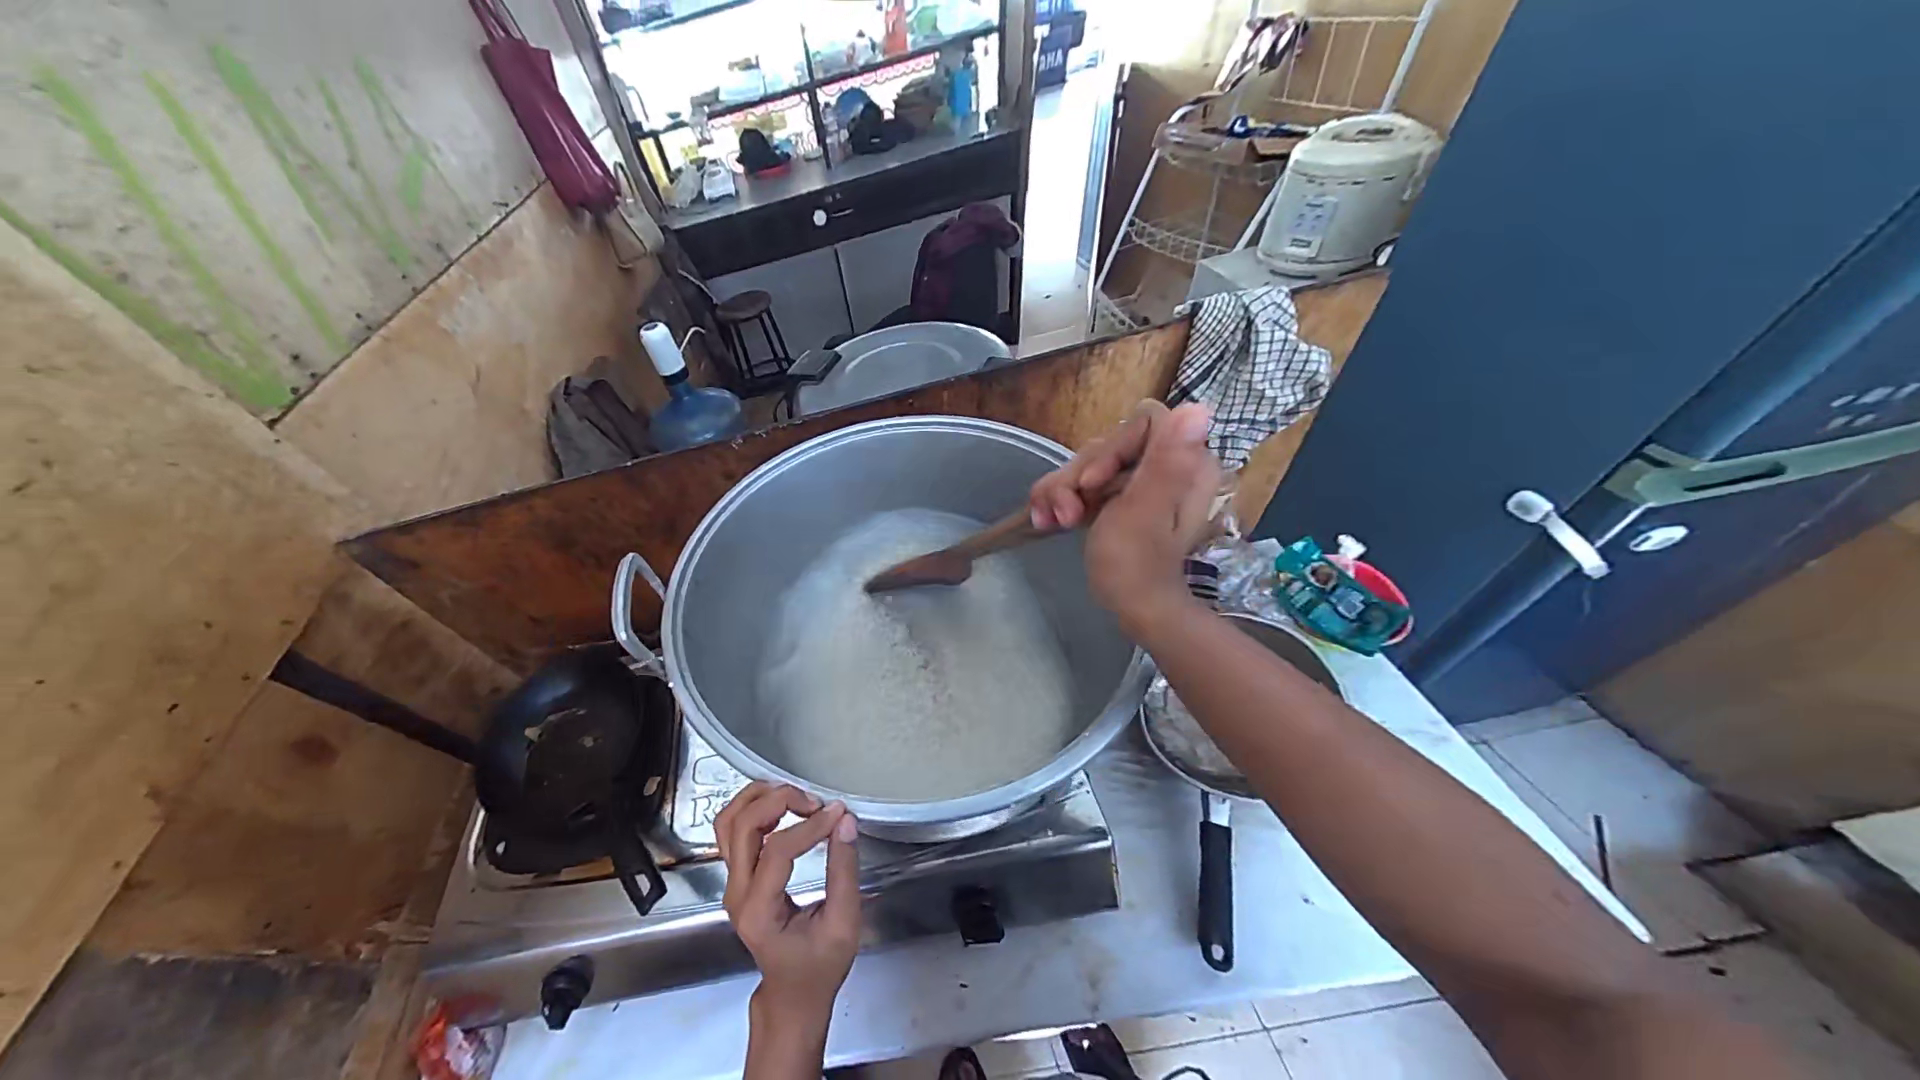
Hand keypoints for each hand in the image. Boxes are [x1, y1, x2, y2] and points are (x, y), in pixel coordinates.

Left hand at [717, 783, 861, 1029]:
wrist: (791, 991)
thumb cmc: (819, 965)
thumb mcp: (844, 924)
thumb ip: (845, 872)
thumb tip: (845, 821)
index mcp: (760, 913)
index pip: (776, 851)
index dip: (809, 826)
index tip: (838, 815)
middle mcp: (737, 894)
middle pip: (742, 827)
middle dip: (780, 802)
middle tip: (816, 804)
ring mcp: (732, 883)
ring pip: (728, 821)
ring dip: (761, 798)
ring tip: (796, 796)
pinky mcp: (737, 875)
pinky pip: (732, 829)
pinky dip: (754, 806)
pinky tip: (782, 805)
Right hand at [1029, 400, 1220, 636]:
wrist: (1134, 610)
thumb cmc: (1136, 566)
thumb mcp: (1143, 510)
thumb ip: (1165, 460)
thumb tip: (1200, 409)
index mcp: (1185, 464)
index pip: (1144, 422)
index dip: (1112, 449)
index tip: (1094, 485)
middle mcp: (1168, 466)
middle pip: (1111, 443)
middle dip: (1079, 477)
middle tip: (1066, 514)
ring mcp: (1142, 483)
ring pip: (1091, 463)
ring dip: (1063, 490)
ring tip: (1054, 522)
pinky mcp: (1121, 498)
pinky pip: (1085, 482)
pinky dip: (1063, 499)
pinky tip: (1048, 520)